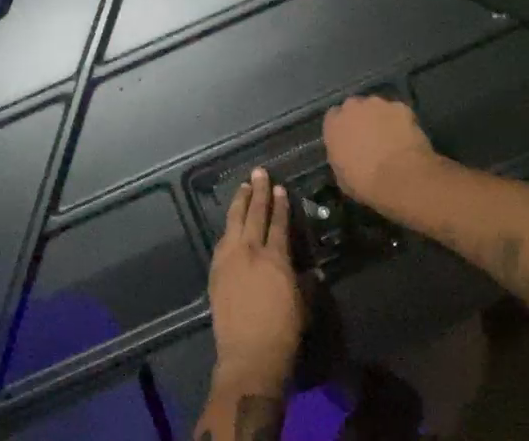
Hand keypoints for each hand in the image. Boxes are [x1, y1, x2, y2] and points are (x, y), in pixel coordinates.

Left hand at [207, 168, 302, 395]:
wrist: (249, 356)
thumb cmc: (283, 332)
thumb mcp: (303, 304)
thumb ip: (306, 282)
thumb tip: (313, 270)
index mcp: (276, 257)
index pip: (279, 222)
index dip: (280, 204)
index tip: (280, 187)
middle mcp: (250, 251)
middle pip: (254, 214)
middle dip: (258, 192)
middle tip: (258, 173)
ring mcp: (229, 260)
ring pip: (233, 222)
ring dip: (239, 204)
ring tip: (243, 188)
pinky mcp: (216, 272)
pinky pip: (222, 241)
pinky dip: (228, 228)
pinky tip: (230, 225)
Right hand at [324, 95, 437, 207]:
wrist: (400, 179)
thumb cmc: (365, 183)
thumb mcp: (342, 176)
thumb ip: (341, 157)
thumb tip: (347, 155)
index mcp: (334, 125)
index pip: (333, 117)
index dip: (342, 128)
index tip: (349, 140)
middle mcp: (352, 108)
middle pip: (354, 107)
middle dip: (361, 119)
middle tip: (370, 138)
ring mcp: (378, 104)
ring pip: (377, 107)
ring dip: (380, 118)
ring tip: (390, 137)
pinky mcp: (401, 107)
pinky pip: (398, 113)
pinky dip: (401, 122)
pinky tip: (406, 138)